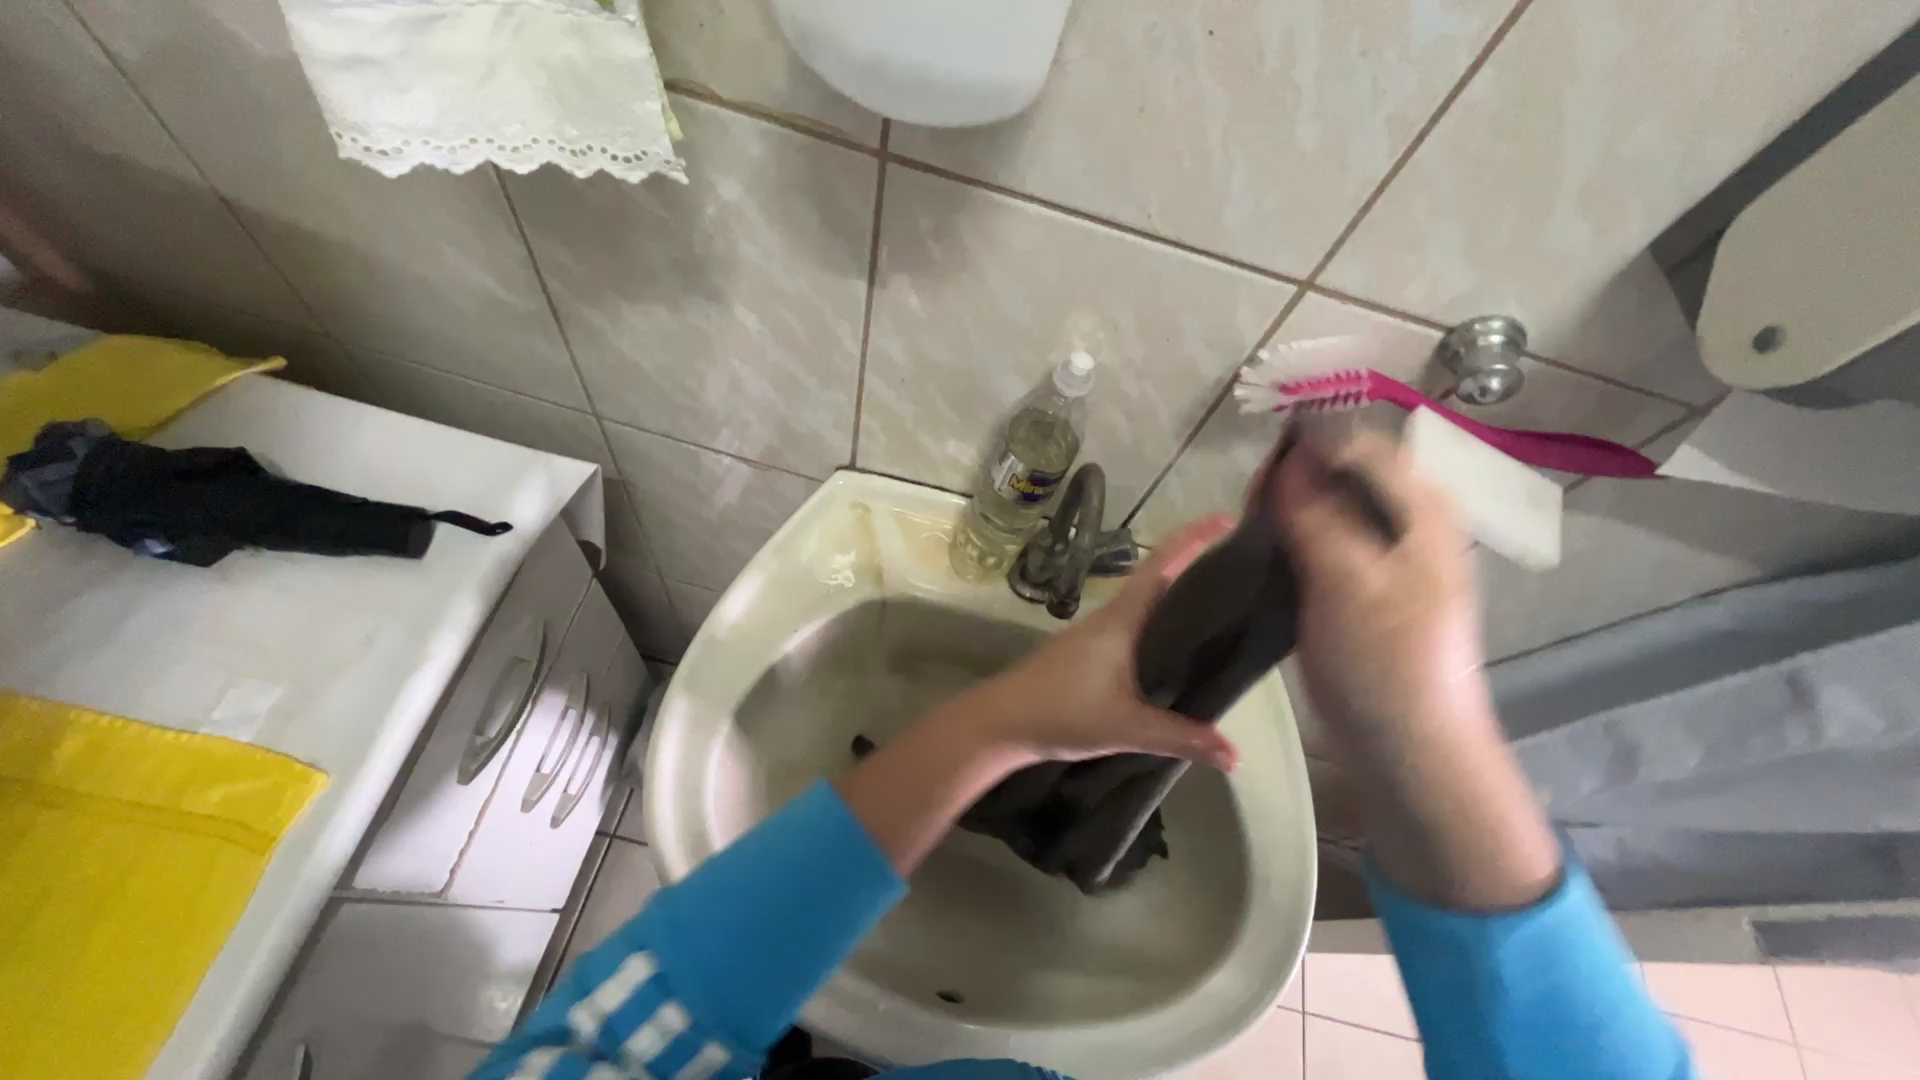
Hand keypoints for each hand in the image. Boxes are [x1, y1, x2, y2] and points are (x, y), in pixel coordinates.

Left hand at [943, 515, 1240, 772]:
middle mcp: (1110, 618)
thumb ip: (1180, 737)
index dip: (1193, 538)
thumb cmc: (1061, 713)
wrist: (1001, 722)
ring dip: (1178, 593)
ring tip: (1224, 600)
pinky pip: (1135, 624)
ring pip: (1145, 602)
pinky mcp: (1089, 651)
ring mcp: (1096, 633)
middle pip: (1158, 578)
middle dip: (1196, 563)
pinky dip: (1161, 621)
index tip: (1226, 518)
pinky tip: (1177, 644)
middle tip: (1242, 562)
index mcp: (1121, 620)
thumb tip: (1235, 755)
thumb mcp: (1126, 728)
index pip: (1162, 566)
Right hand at [1269, 430, 1557, 909]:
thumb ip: (1317, 518)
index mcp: (1424, 513)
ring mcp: (1389, 558)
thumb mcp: (1348, 583)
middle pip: (1346, 475)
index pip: (1362, 447)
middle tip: (1249, 505)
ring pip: (1332, 510)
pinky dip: (1296, 541)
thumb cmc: (1385, 663)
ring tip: (1249, 528)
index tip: (1260, 469)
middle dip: (1296, 479)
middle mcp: (1411, 524)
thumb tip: (1286, 460)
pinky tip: (1265, 555)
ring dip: (1291, 511)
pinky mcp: (1365, 588)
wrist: (1410, 746)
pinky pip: (1326, 544)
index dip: (1310, 447)